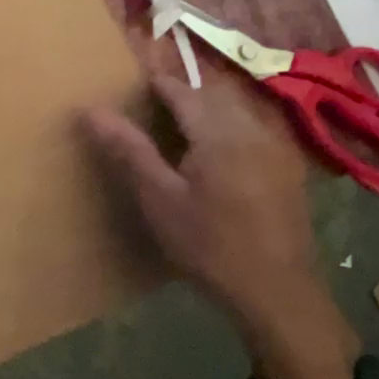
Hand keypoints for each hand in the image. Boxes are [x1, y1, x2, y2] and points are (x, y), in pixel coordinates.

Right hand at [80, 75, 358, 378]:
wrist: (277, 294)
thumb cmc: (209, 245)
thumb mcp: (159, 197)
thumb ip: (128, 148)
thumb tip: (91, 109)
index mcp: (219, 131)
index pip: (181, 89)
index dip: (155, 84)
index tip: (129, 88)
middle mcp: (252, 129)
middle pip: (212, 95)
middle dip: (181, 94)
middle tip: (149, 107)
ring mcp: (276, 149)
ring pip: (235, 111)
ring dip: (206, 110)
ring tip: (177, 128)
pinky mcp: (288, 170)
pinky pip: (253, 131)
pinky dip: (228, 129)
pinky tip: (215, 155)